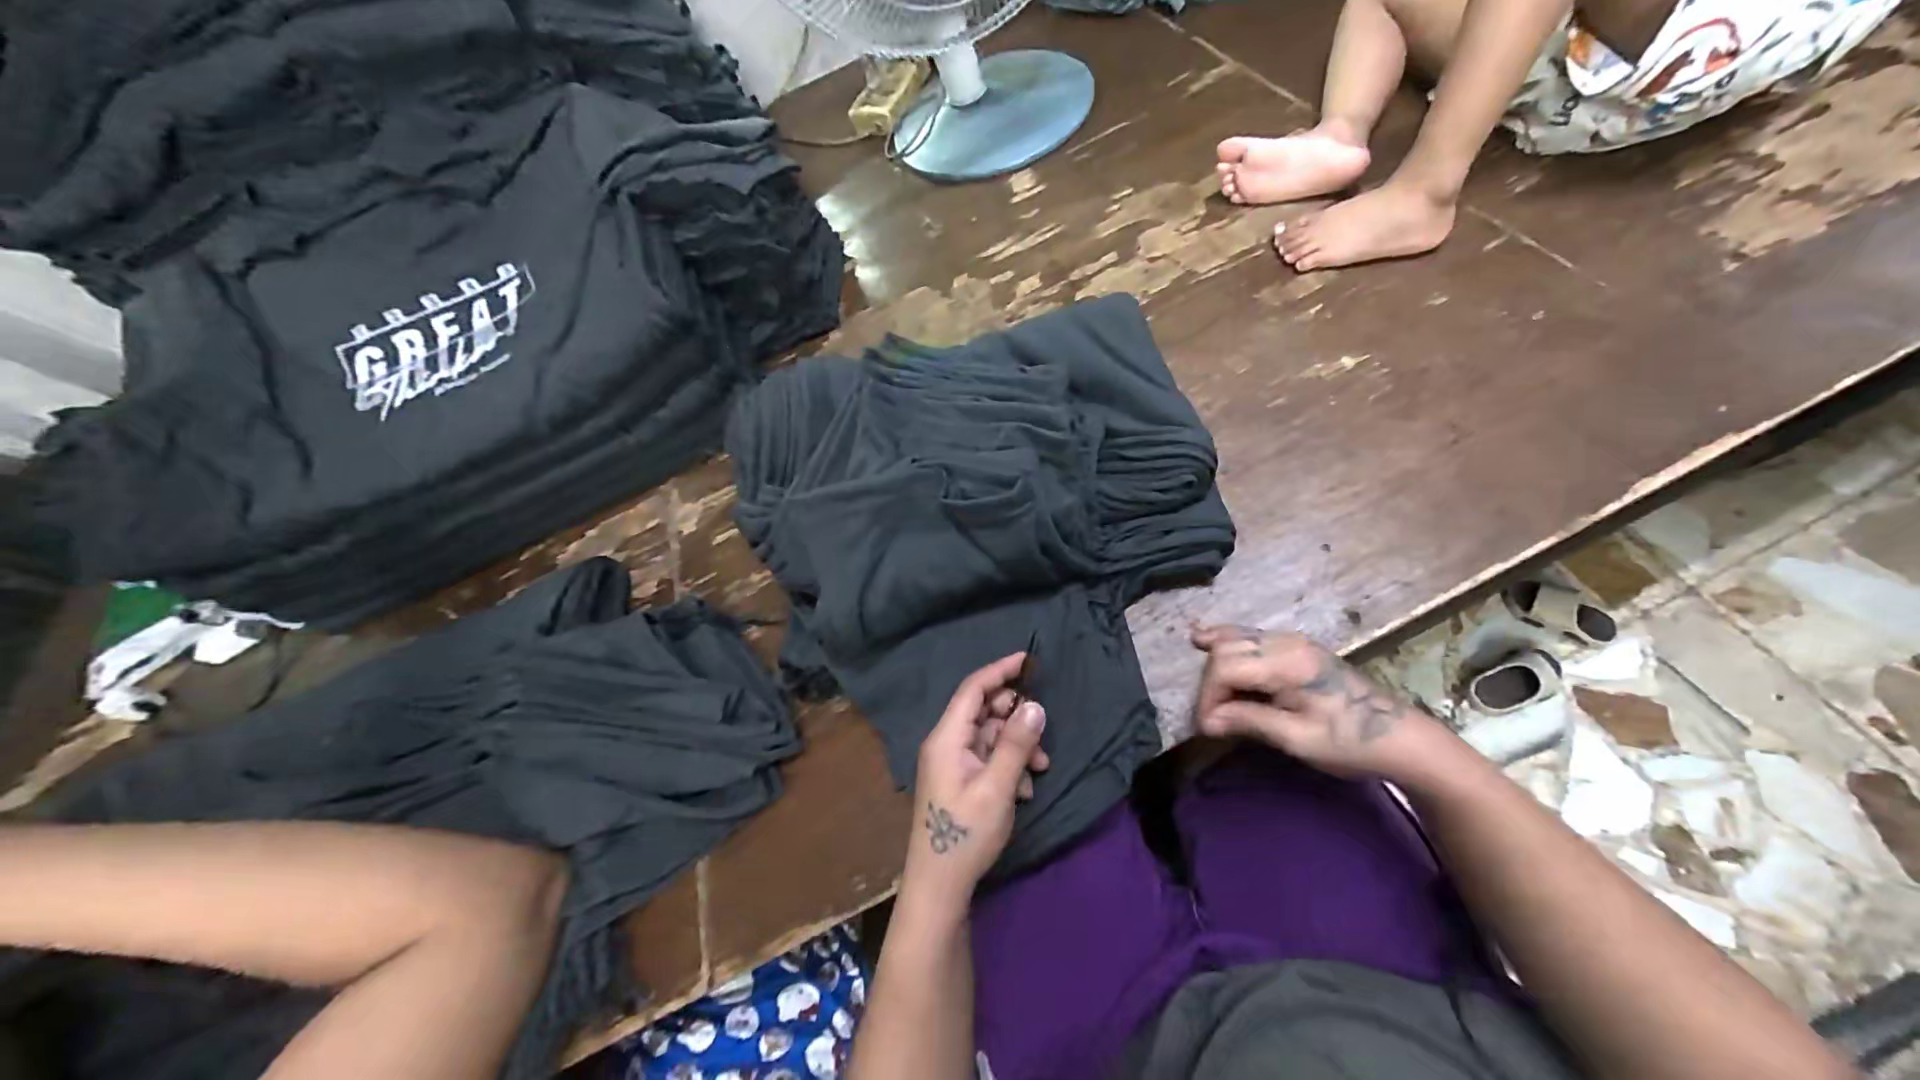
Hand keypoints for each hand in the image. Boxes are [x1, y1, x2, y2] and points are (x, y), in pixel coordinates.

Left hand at [903, 653, 1051, 909]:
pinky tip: (1024, 789)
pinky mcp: (959, 781)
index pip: (973, 689)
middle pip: (983, 711)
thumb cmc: (966, 833)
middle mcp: (946, 743)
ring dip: (1017, 746)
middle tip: (1041, 733)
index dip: (1000, 670)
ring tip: (1040, 769)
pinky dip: (1009, 765)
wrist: (940, 884)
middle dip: (1016, 718)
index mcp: (946, 737)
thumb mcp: (998, 787)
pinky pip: (987, 758)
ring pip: (990, 736)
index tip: (1028, 660)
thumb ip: (1017, 744)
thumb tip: (1035, 705)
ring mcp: (951, 763)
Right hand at [1190, 624, 1451, 781]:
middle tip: (1211, 718)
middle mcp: (1287, 643)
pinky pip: (1251, 637)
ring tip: (1200, 684)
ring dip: (1215, 661)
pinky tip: (1204, 638)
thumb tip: (1206, 721)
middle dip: (1210, 682)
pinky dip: (1226, 640)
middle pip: (1227, 648)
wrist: (1403, 739)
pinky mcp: (1297, 648)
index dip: (1208, 697)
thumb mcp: (1297, 739)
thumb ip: (1248, 721)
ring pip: (1237, 637)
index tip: (1207, 728)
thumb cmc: (1350, 743)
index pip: (1226, 668)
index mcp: (1288, 663)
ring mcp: (1293, 642)